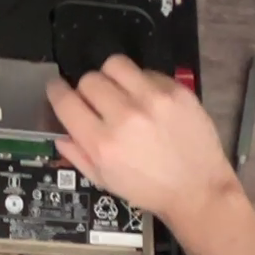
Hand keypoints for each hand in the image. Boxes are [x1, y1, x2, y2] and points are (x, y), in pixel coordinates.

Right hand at [45, 55, 240, 227]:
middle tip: (96, 102)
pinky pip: (146, 71)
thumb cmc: (148, 189)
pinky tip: (146, 100)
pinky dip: (140, 82)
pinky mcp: (176, 90)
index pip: (66, 102)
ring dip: (110, 77)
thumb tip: (61, 134)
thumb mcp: (105, 181)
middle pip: (89, 80)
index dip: (56, 91)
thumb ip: (78, 155)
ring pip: (114, 65)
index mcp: (102, 143)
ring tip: (118, 91)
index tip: (56, 88)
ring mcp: (152, 100)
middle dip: (86, 90)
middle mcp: (124, 117)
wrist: (198, 188)